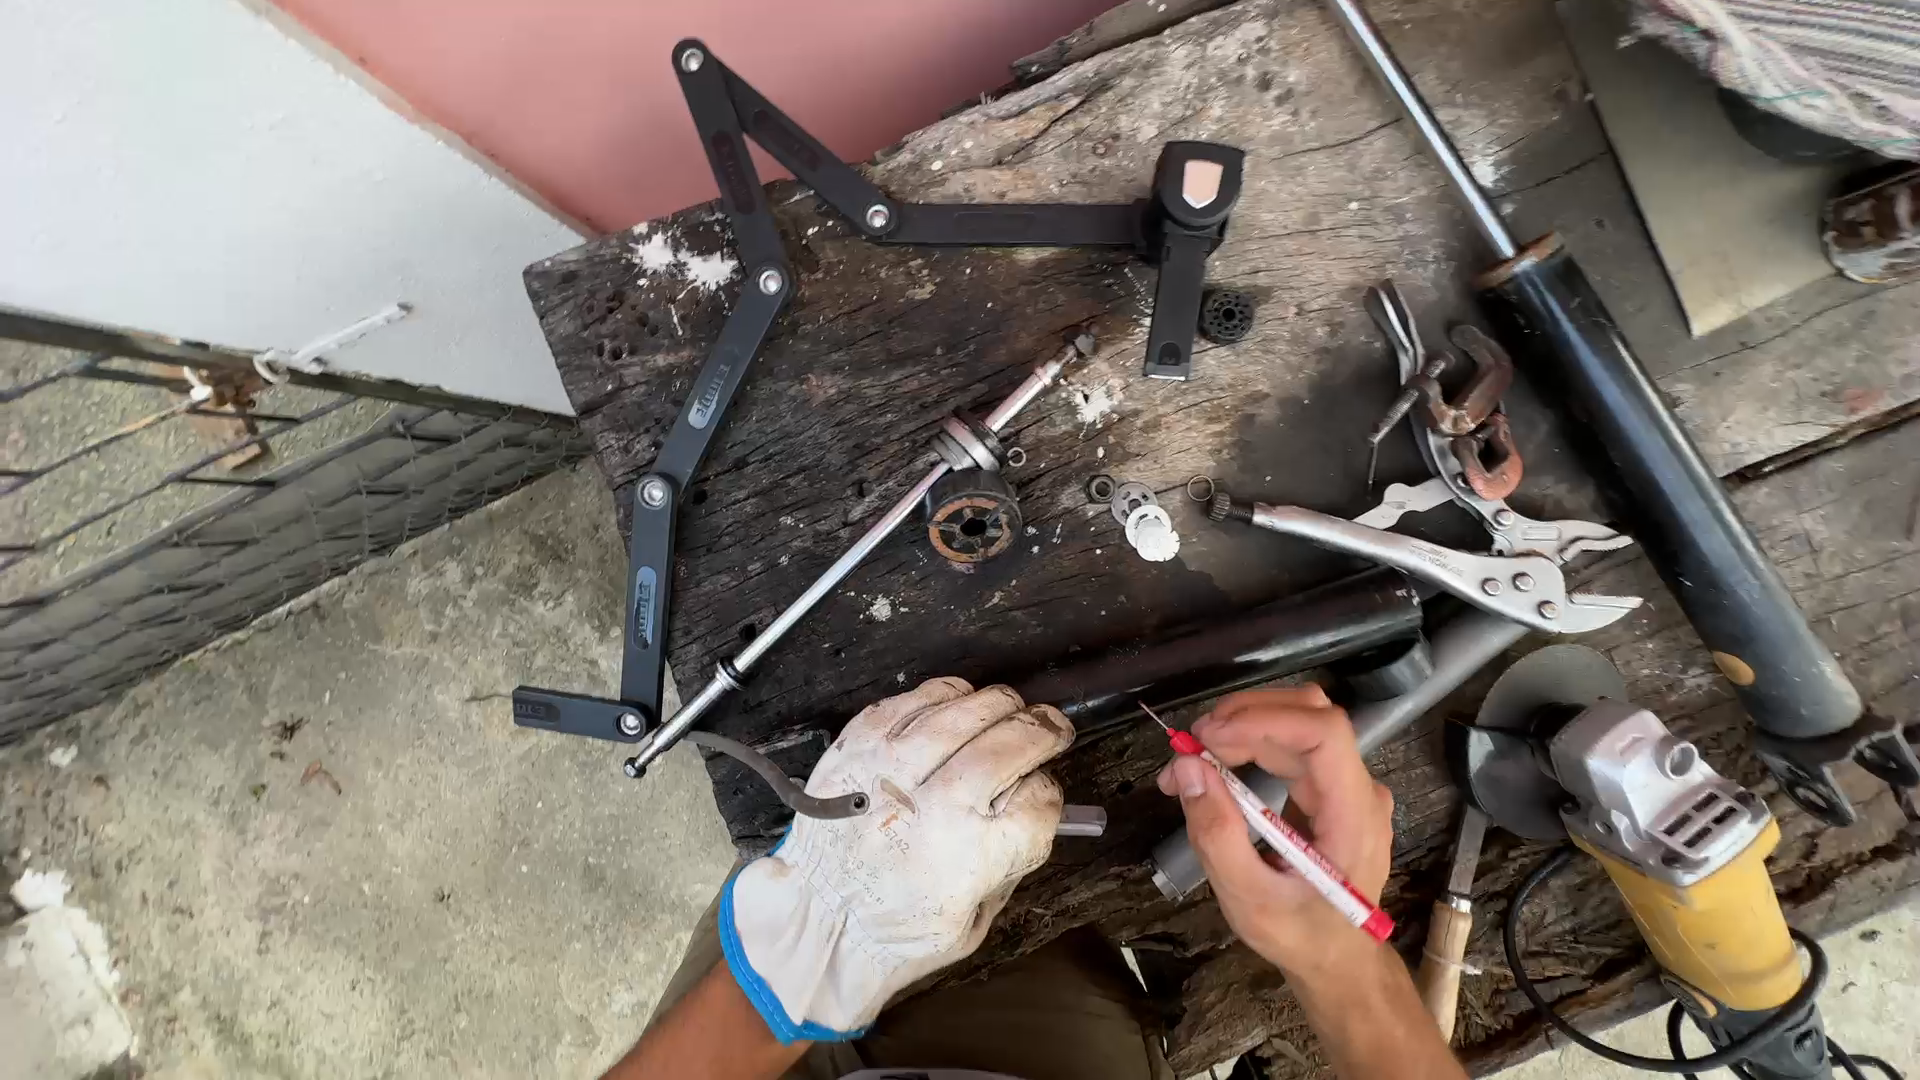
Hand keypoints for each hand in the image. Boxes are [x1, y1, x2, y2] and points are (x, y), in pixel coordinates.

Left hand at [723, 678, 1072, 1042]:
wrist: (814, 916)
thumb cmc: (895, 929)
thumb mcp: (971, 923)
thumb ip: (1009, 860)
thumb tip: (1036, 796)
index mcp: (962, 864)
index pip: (1035, 805)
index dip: (1049, 791)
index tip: (1045, 789)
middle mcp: (925, 810)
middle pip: (1004, 747)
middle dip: (1040, 730)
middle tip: (1053, 726)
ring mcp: (885, 770)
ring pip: (960, 711)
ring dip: (998, 703)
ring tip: (1011, 709)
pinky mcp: (856, 746)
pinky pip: (912, 699)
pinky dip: (946, 695)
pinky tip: (959, 705)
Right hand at [1157, 686, 1394, 979]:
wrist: (1337, 962)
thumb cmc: (1300, 937)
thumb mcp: (1247, 899)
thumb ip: (1216, 834)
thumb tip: (1186, 767)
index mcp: (1354, 816)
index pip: (1324, 733)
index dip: (1264, 719)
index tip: (1208, 736)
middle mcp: (1358, 788)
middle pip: (1306, 716)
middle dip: (1241, 718)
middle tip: (1189, 746)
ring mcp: (1345, 783)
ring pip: (1295, 720)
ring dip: (1239, 725)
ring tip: (1193, 755)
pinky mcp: (1326, 785)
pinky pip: (1288, 741)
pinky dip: (1245, 740)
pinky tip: (1212, 763)